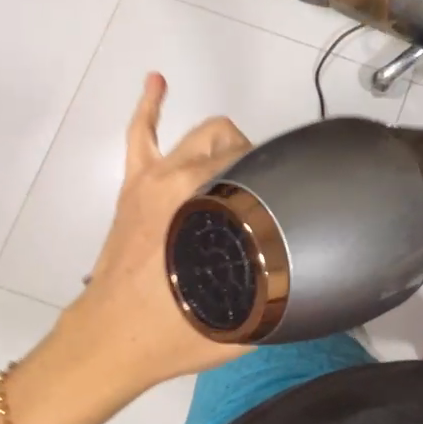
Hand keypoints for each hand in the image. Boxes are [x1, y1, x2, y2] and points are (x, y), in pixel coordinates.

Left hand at [42, 74, 253, 393]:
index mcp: (207, 199)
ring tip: (239, 156)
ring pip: (199, 135)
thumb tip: (314, 272)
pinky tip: (157, 81)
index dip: (276, 180)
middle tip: (259, 196)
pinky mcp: (132, 186)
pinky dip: (150, 106)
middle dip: (254, 160)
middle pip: (233, 144)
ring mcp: (152, 178)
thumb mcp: (245, 315)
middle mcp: (181, 177)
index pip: (256, 164)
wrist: (109, 342)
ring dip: (223, 142)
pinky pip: (141, 135)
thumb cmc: (175, 327)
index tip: (285, 203)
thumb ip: (280, 286)